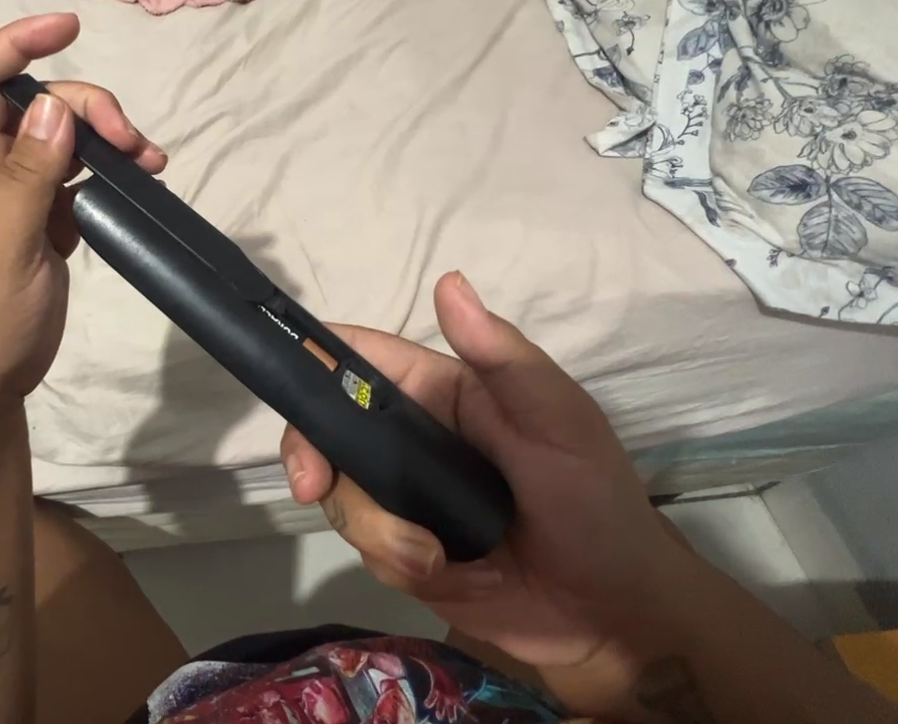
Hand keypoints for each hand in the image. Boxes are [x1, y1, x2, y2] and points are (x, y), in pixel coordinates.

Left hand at [0, 13, 165, 407]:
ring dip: (109, 140)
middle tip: (131, 140)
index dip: (18, 44)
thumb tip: (52, 104)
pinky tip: (140, 183)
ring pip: (66, 142)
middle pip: (38, 107)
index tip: (70, 27)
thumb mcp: (1, 246)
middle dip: (88, 108)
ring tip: (150, 161)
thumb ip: (27, 175)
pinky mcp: (46, 225)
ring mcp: (21, 198)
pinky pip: (80, 180)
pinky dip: (111, 175)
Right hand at [282, 272, 689, 669]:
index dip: (311, 360)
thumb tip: (448, 281)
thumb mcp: (559, 419)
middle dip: (309, 455)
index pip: (354, 359)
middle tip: (312, 486)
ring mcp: (397, 494)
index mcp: (431, 391)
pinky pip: (363, 545)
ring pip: (338, 492)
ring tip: (431, 553)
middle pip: (322, 428)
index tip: (283, 384)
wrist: (614, 616)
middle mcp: (403, 437)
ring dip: (373, 526)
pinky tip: (439, 570)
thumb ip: (502, 356)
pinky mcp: (398, 547)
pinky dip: (392, 558)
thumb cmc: (593, 497)